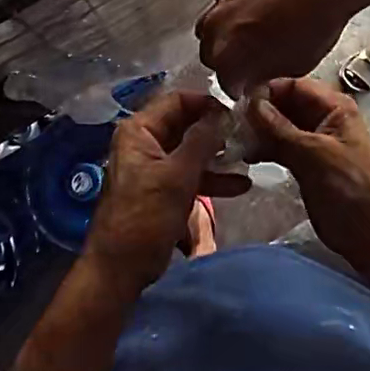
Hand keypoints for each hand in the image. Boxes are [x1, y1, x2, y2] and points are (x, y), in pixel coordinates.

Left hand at [83, 91, 250, 286]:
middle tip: (248, 134)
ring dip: (218, 156)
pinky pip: (189, 173)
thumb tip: (223, 114)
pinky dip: (211, 178)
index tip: (236, 113)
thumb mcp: (178, 176)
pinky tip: (240, 185)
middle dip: (216, 130)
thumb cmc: (145, 217)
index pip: (177, 101)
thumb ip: (202, 141)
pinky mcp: (162, 188)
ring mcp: (153, 166)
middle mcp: (144, 141)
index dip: (207, 104)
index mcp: (139, 130)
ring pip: (191, 150)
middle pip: (186, 124)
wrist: (120, 269)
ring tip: (249, 157)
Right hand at [197, 0, 369, 95]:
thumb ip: (266, 74)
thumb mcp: (295, 65)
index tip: (250, 86)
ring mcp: (223, 0)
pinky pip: (224, 1)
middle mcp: (217, 26)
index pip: (225, 81)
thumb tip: (259, 75)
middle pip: (211, 53)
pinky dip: (234, 9)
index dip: (239, 87)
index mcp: (228, 54)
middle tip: (248, 65)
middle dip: (227, 61)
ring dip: (226, 35)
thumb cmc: (314, 19)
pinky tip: (255, 10)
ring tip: (251, 37)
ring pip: (212, 26)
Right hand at [244, 79, 369, 266]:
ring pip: (281, 125)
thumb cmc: (348, 189)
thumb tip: (250, 103)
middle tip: (231, 123)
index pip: (295, 85)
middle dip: (260, 111)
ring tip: (234, 140)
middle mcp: (325, 118)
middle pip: (286, 103)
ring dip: (259, 131)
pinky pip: (281, 145)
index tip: (238, 101)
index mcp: (335, 107)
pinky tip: (245, 156)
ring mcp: (315, 141)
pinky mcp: (306, 162)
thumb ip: (279, 128)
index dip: (268, 90)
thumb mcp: (313, 155)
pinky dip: (265, 148)